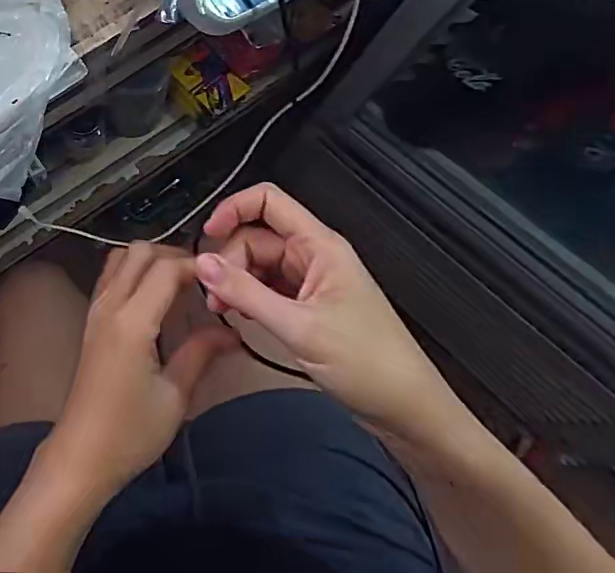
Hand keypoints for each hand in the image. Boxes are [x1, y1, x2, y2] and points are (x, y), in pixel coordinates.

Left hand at [44, 244, 236, 496]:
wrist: (81, 453)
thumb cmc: (130, 431)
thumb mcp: (175, 396)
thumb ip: (201, 353)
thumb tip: (232, 333)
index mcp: (131, 320)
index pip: (166, 269)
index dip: (196, 266)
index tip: (223, 278)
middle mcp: (110, 304)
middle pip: (140, 252)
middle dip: (173, 256)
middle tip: (203, 279)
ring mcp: (96, 308)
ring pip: (121, 257)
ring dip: (151, 259)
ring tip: (181, 283)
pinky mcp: (91, 318)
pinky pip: (111, 275)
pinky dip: (134, 270)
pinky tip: (155, 295)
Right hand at [195, 183, 463, 445]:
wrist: (410, 413)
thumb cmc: (371, 366)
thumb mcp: (299, 328)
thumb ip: (246, 293)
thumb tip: (204, 264)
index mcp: (320, 246)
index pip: (268, 201)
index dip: (233, 208)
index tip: (208, 234)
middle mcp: (314, 256)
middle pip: (256, 236)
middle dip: (230, 260)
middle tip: (215, 295)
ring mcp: (311, 280)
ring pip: (258, 264)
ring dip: (236, 282)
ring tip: (223, 311)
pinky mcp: (308, 305)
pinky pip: (267, 287)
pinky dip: (249, 298)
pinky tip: (240, 317)